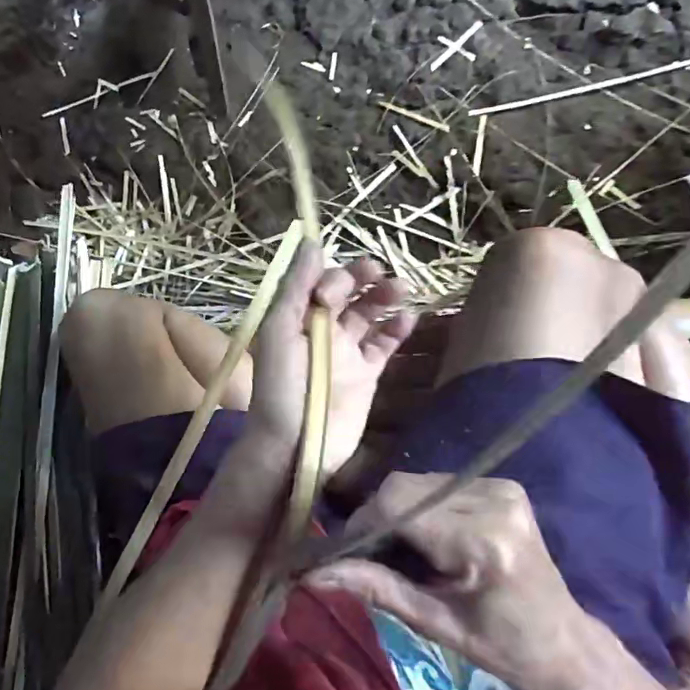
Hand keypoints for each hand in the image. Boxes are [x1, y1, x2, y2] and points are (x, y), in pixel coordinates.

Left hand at [242, 241, 416, 474]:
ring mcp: (347, 352)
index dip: (333, 278)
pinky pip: (385, 344)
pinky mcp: (368, 374)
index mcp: (298, 317)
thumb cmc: (281, 387)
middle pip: (348, 293)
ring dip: (385, 297)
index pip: (321, 283)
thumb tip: (313, 243)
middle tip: (379, 272)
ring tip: (402, 288)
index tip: (337, 291)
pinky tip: (409, 317)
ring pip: (370, 314)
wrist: (296, 446)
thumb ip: (295, 288)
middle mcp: (323, 330)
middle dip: (363, 277)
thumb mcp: (279, 331)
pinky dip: (398, 329)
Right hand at [305, 472, 600, 689]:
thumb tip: (311, 574)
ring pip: (418, 481)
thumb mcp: (435, 623)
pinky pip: (440, 484)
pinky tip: (427, 537)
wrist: (563, 640)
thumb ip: (375, 587)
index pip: (398, 507)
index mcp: (482, 542)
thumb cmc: (500, 647)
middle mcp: (494, 501)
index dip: (361, 525)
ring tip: (400, 551)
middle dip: (376, 517)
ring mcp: (502, 487)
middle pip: (404, 487)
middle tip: (368, 555)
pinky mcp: (504, 483)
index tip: (343, 554)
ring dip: (397, 510)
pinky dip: (421, 506)